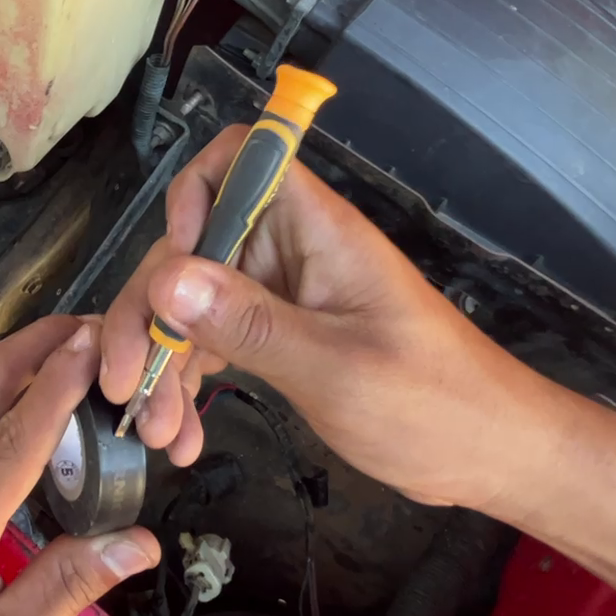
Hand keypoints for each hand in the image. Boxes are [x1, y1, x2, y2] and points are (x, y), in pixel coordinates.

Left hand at [0, 314, 162, 615]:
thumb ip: (65, 591)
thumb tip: (131, 541)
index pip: (13, 439)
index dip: (58, 386)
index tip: (91, 345)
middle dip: (33, 345)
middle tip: (86, 325)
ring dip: (18, 365)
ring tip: (68, 352)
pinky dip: (2, 398)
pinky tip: (34, 404)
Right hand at [98, 125, 573, 508]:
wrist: (492, 457)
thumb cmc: (436, 404)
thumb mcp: (339, 370)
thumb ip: (250, 324)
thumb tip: (165, 281)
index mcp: (311, 227)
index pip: (242, 158)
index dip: (195, 192)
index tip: (175, 263)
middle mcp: (282, 247)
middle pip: (189, 245)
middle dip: (150, 312)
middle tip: (123, 381)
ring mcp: (272, 289)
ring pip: (187, 299)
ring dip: (161, 359)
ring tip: (154, 430)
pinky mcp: (268, 330)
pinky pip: (207, 338)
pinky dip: (184, 379)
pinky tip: (178, 430)